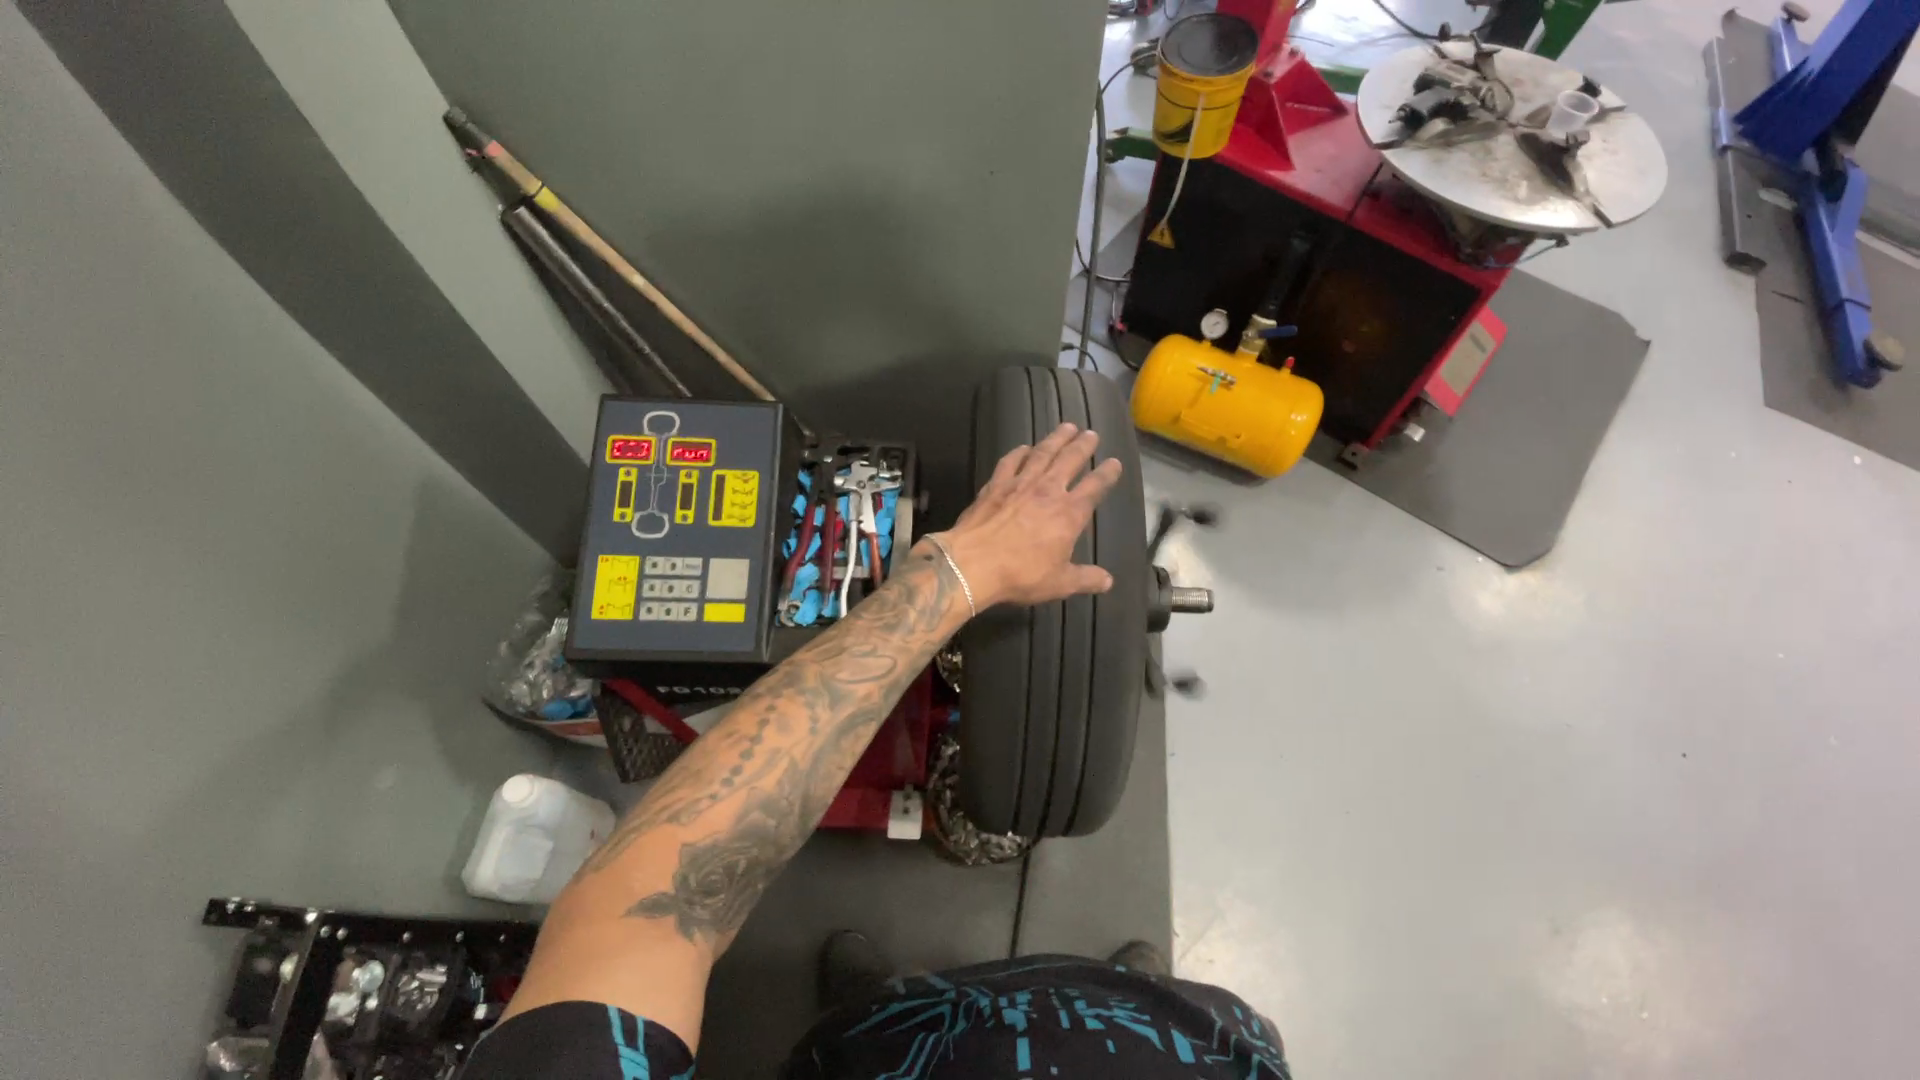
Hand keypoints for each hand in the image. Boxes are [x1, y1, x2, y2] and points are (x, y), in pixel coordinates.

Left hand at [928, 423, 1123, 608]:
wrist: (972, 564)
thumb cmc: (1021, 574)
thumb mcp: (1060, 583)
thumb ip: (1086, 579)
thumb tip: (1108, 581)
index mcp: (1069, 513)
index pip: (1095, 487)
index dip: (1107, 474)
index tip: (1115, 463)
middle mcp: (1047, 491)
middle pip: (1070, 460)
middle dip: (1083, 445)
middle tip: (1091, 433)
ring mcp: (1019, 484)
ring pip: (1042, 453)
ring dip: (1056, 439)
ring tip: (1067, 426)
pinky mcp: (994, 485)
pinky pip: (1010, 461)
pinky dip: (1019, 452)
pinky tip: (1023, 447)